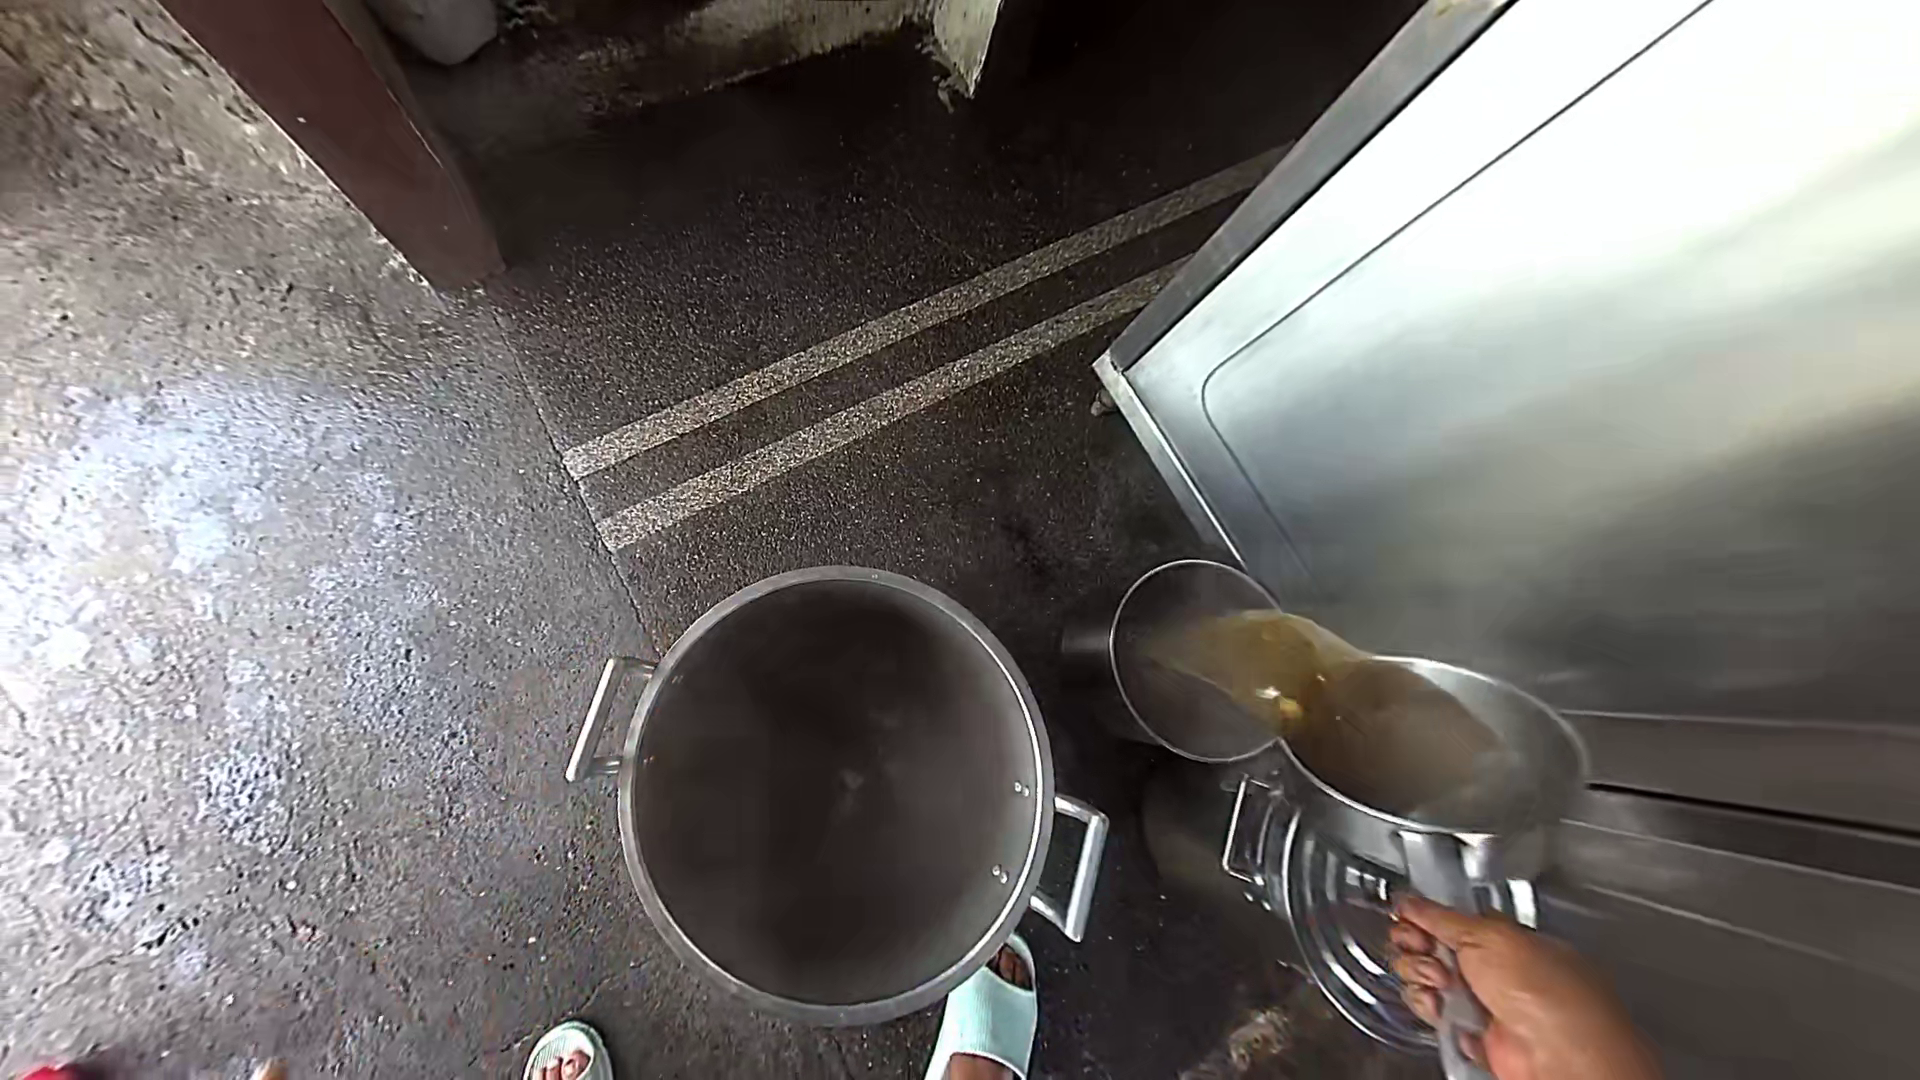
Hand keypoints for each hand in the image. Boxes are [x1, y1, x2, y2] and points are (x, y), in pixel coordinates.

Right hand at [1390, 895, 1659, 1079]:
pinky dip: (1429, 1006)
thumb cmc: (1549, 996)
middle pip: (1425, 942)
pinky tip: (1442, 1007)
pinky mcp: (1468, 1032)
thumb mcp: (1487, 935)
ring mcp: (1478, 1001)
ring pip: (1420, 974)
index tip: (1411, 916)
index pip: (1446, 917)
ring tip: (1441, 982)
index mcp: (1502, 939)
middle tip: (1424, 947)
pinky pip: (1428, 1009)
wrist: (1562, 1059)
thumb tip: (1409, 901)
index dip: (1422, 914)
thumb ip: (1440, 915)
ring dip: (1420, 974)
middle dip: (1415, 943)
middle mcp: (1490, 969)